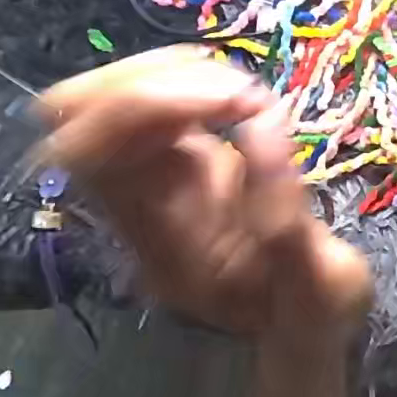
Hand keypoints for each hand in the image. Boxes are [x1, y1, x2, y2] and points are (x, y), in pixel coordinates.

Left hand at [38, 47, 371, 340]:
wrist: (301, 322)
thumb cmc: (310, 311)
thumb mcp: (316, 278)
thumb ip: (283, 209)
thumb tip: (261, 119)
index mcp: (157, 242)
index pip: (89, 152)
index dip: (143, 104)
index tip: (236, 102)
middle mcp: (137, 203)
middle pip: (81, 109)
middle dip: (160, 78)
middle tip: (241, 93)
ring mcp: (151, 176)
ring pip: (114, 94)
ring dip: (181, 73)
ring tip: (251, 95)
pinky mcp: (176, 158)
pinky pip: (156, 99)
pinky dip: (194, 78)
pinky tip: (242, 96)